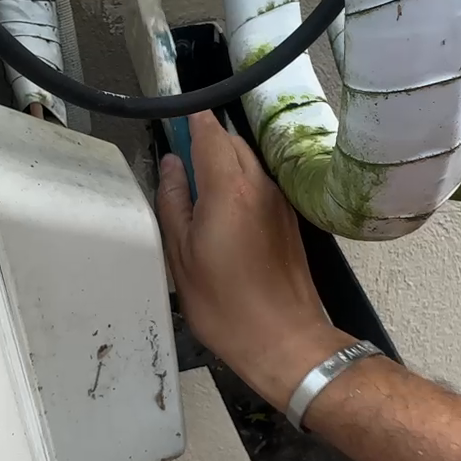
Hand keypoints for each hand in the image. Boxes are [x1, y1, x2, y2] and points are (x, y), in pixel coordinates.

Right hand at [154, 111, 353, 407]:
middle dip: (206, 141)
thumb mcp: (181, 256)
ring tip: (197, 190)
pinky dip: (239, 184)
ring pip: (248, 163)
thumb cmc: (226, 305)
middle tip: (178, 160)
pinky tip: (223, 214)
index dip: (191, 120)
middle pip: (232, 142)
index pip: (210, 132)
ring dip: (224, 164)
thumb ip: (173, 202)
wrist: (285, 340)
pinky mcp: (289, 219)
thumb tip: (171, 165)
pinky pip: (260, 185)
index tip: (173, 120)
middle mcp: (259, 186)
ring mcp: (279, 201)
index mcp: (228, 190)